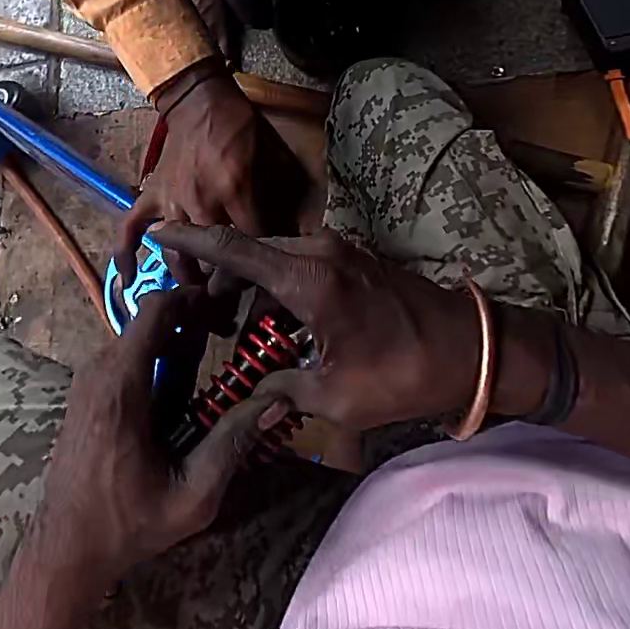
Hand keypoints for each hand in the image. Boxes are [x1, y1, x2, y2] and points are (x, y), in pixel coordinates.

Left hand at [31, 288, 288, 580]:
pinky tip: (178, 384)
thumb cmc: (128, 524)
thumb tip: (276, 401)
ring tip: (208, 356)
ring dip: (174, 337)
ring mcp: (88, 379)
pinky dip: (156, 355)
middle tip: (226, 332)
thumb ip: (233, 442)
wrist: (66, 548)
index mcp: (121, 386)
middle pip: (149, 319)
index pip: (154, 309)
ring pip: (138, 335)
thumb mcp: (193, 494)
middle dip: (190, 318)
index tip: (224, 310)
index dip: (192, 299)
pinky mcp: (87, 390)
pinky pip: (126, 355)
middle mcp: (99, 371)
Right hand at [115, 63, 306, 279]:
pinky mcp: (150, 195)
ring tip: (200, 292)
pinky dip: (126, 255)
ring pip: (175, 254)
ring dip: (188, 277)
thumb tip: (293, 232)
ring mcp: (169, 200)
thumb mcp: (273, 157)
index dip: (262, 263)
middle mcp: (199, 201)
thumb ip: (281, 196)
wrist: (201, 101)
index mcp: (234, 190)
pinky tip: (128, 280)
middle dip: (224, 282)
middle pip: (211, 258)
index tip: (267, 274)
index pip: (250, 243)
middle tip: (234, 294)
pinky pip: (130, 228)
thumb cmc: (240, 127)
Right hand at [149, 223, 557, 428]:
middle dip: (219, 281)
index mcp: (307, 279)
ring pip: (272, 258)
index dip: (189, 241)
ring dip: (250, 286)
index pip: (233, 249)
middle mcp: (317, 251)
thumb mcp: (337, 396)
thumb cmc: (404, 373)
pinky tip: (278, 324)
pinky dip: (277, 286)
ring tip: (239, 329)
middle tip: (203, 318)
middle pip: (248, 253)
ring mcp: (336, 250)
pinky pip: (297, 263)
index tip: (156, 232)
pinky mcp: (349, 258)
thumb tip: (254, 392)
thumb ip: (282, 388)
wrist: (472, 348)